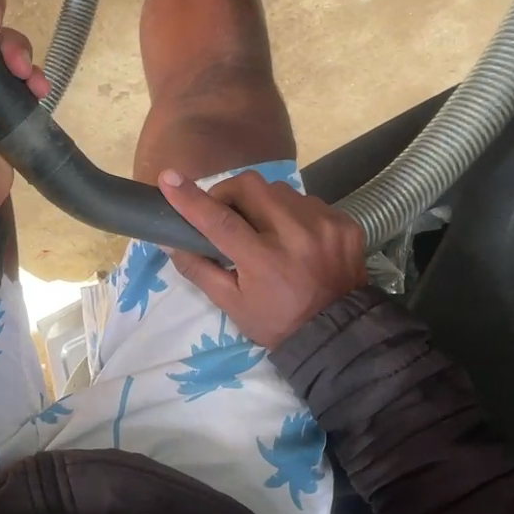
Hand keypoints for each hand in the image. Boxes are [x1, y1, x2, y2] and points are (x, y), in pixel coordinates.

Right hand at [160, 168, 369, 349]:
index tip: (168, 178)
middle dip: (228, 192)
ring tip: (262, 229)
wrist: (340, 334)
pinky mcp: (344, 222)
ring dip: (261, 203)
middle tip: (223, 212)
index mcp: (263, 260)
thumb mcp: (231, 304)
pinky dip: (291, 213)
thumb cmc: (276, 322)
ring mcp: (324, 224)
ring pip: (279, 190)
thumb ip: (199, 270)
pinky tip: (293, 237)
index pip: (219, 220)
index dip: (190, 198)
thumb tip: (170, 242)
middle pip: (250, 186)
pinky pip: (307, 201)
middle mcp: (295, 234)